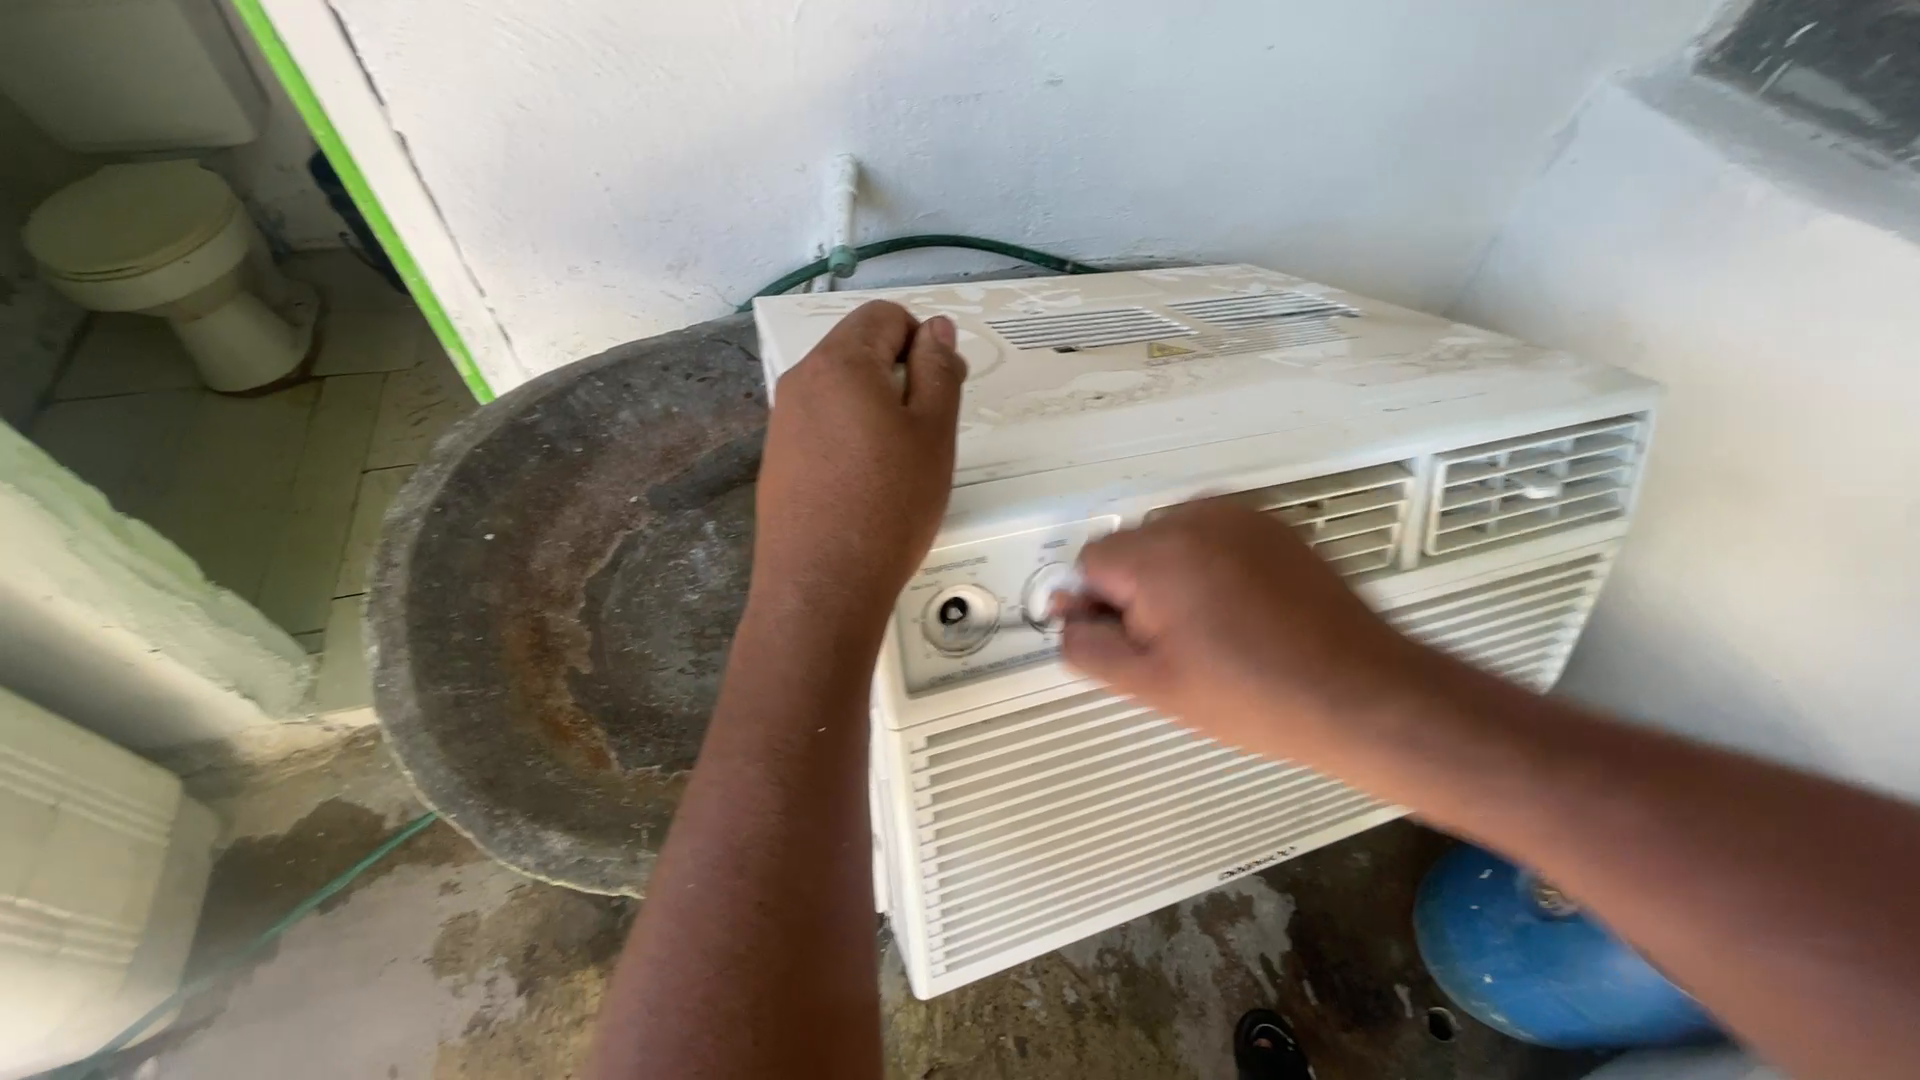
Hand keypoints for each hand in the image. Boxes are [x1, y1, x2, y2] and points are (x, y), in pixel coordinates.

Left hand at [752, 301, 966, 629]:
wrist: (821, 586)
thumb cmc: (889, 505)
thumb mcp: (933, 432)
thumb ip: (938, 369)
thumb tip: (935, 328)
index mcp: (840, 363)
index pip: (884, 316)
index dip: (922, 341)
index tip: (940, 390)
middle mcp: (801, 381)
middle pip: (858, 349)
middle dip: (899, 374)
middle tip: (926, 432)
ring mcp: (782, 422)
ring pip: (840, 390)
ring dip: (876, 408)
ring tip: (898, 464)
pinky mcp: (777, 459)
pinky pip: (821, 425)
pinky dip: (850, 436)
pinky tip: (864, 484)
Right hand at [1057, 499, 1433, 756]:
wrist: (1359, 693)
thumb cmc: (1252, 695)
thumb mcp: (1150, 685)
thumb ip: (1088, 645)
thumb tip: (1064, 616)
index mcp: (1158, 553)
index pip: (1089, 564)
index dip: (1102, 609)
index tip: (1136, 645)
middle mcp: (1197, 517)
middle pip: (1130, 547)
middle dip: (1138, 591)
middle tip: (1178, 645)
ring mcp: (1241, 516)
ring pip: (1171, 540)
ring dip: (1174, 576)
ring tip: (1215, 630)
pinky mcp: (1274, 525)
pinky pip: (1215, 537)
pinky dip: (1212, 566)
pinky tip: (1242, 611)